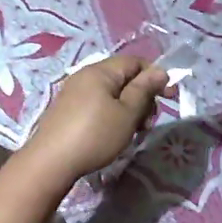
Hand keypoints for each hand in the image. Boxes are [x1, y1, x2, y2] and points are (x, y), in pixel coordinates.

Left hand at [21, 55, 168, 182]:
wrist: (51, 161)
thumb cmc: (95, 135)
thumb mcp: (127, 112)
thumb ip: (144, 89)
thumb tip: (159, 71)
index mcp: (98, 71)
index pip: (134, 61)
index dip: (155, 76)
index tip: (169, 98)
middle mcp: (83, 76)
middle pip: (123, 78)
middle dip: (142, 96)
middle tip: (147, 122)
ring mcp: (73, 93)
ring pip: (111, 94)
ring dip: (128, 109)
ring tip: (132, 132)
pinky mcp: (67, 110)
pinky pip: (97, 105)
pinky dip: (111, 115)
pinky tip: (114, 135)